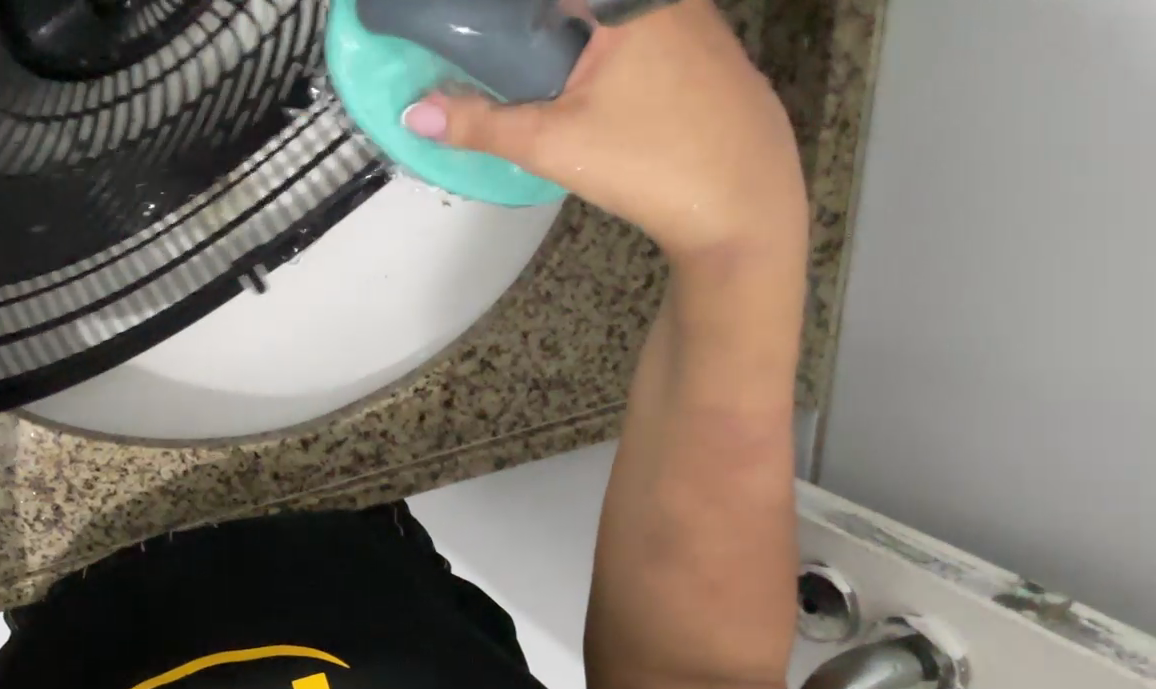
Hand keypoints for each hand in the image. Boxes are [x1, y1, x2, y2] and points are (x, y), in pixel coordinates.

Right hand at [401, 0, 806, 264]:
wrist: (743, 201)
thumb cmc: (647, 159)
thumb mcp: (550, 144)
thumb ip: (479, 124)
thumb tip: (413, 113)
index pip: (542, 1)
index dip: (499, 18)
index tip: (460, 30)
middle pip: (576, 8)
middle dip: (529, 32)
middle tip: (485, 61)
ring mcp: (691, 18)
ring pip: (607, 21)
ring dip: (564, 43)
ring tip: (521, 76)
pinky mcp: (704, 51)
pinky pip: (637, 35)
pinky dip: (600, 52)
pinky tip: (584, 93)